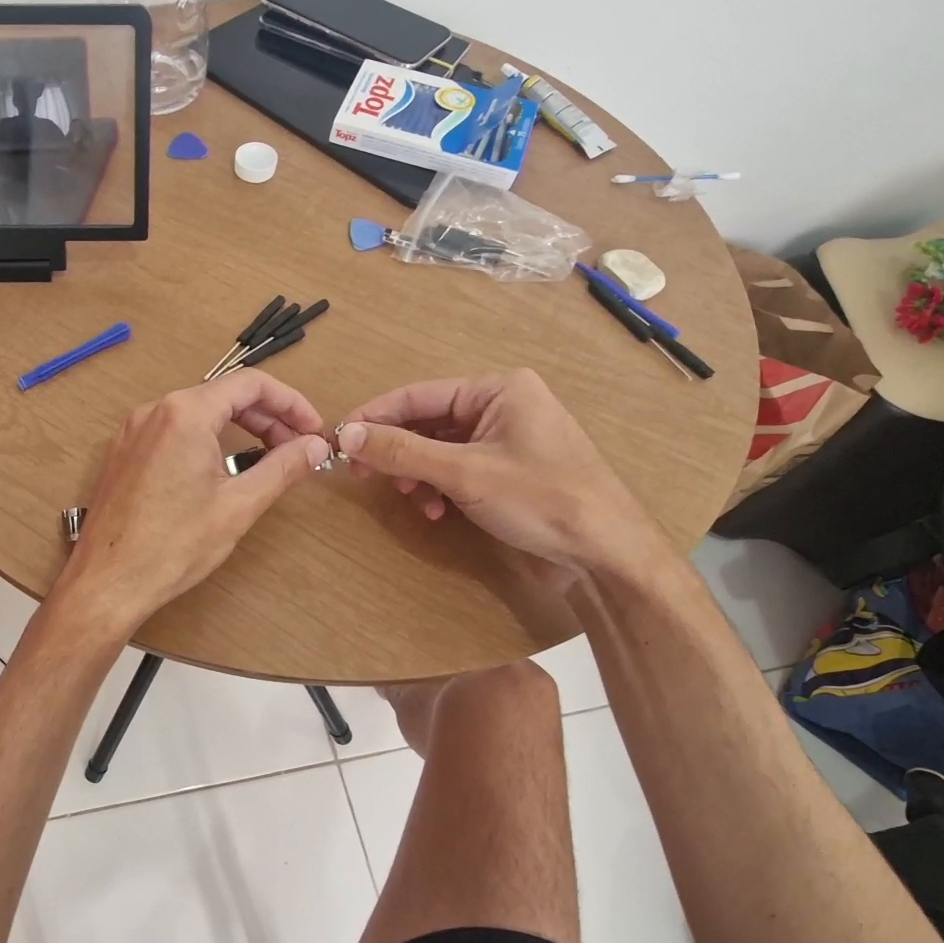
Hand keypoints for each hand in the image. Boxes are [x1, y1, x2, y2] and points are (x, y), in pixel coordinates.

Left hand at [60, 370, 330, 626]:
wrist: (107, 583)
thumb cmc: (169, 547)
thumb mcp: (239, 505)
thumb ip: (282, 468)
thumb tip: (314, 446)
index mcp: (185, 414)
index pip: (251, 384)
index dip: (291, 403)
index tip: (312, 429)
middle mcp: (154, 412)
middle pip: (224, 396)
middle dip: (267, 419)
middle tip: (296, 449)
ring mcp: (133, 432)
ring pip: (198, 414)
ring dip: (237, 430)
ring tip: (265, 461)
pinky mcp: (123, 454)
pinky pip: (173, 432)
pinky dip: (205, 442)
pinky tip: (222, 471)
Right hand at [336, 369, 664, 586]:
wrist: (605, 553)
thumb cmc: (541, 500)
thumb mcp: (464, 473)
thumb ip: (401, 452)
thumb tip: (345, 435)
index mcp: (499, 389)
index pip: (419, 394)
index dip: (375, 416)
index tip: (338, 439)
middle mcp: (502, 406)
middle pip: (428, 422)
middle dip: (397, 451)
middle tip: (364, 477)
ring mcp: (507, 440)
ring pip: (439, 449)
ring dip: (418, 474)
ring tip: (413, 499)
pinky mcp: (508, 472)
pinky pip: (458, 469)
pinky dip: (440, 488)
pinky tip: (439, 511)